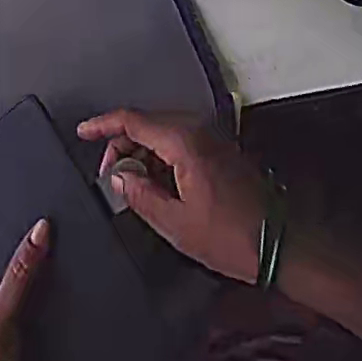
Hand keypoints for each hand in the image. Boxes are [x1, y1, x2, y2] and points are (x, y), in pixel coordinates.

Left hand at [0, 222, 49, 360]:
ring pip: (20, 269)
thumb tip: (38, 230)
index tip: (18, 192)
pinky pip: (33, 288)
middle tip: (44, 218)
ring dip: (35, 259)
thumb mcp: (0, 317)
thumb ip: (20, 272)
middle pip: (2, 248)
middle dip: (22, 235)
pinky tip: (54, 275)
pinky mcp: (17, 321)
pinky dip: (44, 280)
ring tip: (52, 244)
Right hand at [77, 109, 266, 283]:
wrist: (279, 241)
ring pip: (161, 131)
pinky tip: (156, 183)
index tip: (82, 131)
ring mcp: (209, 134)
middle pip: (146, 123)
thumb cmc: (229, 235)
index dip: (103, 124)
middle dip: (121, 145)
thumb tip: (118, 176)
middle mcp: (196, 128)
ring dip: (141, 151)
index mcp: (183, 140)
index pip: (133, 120)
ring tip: (131, 186)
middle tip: (110, 178)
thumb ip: (140, 194)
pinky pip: (178, 139)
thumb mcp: (175, 223)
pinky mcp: (216, 146)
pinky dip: (160, 155)